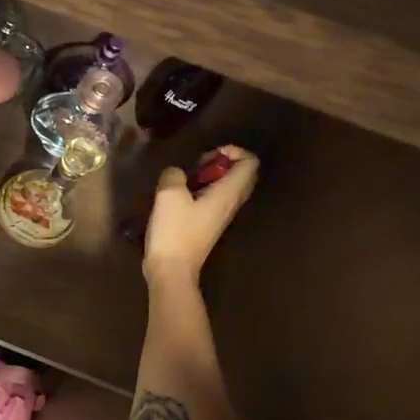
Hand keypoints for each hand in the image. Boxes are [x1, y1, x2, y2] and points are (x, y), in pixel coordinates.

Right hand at [143, 145, 258, 285]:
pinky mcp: (210, 224)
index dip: (233, 151)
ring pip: (228, 186)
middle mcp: (232, 202)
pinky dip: (203, 190)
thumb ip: (175, 175)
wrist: (172, 269)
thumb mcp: (169, 195)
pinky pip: (216, 198)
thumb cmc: (175, 231)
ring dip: (210, 177)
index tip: (207, 156)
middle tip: (199, 165)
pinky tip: (181, 196)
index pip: (250, 162)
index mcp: (229, 193)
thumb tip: (177, 174)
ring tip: (187, 179)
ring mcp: (222, 215)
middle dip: (221, 162)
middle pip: (242, 173)